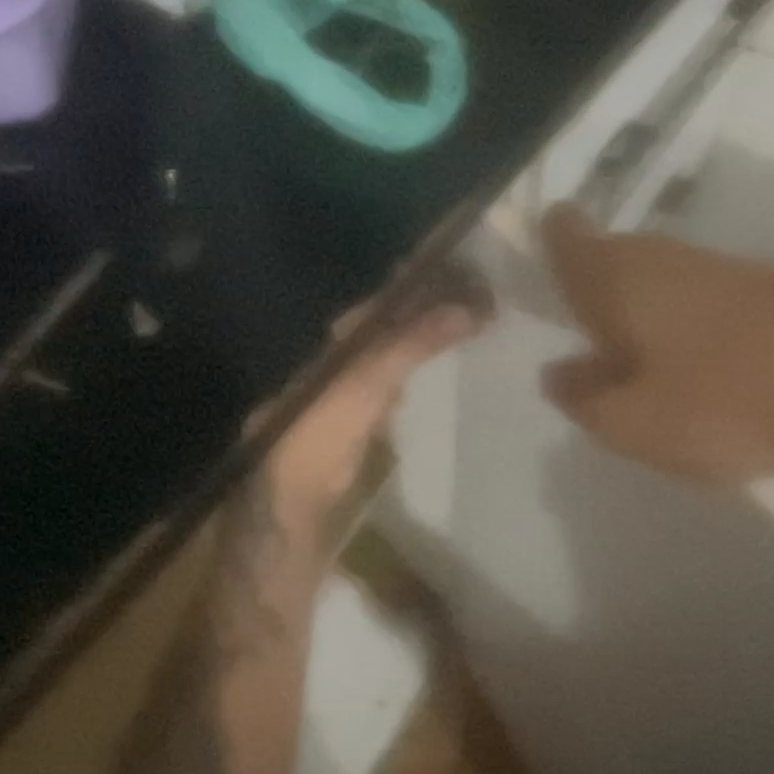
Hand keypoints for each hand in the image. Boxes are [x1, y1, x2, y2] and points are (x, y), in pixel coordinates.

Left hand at [256, 292, 485, 560]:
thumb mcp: (367, 381)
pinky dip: (411, 374)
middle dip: (431, 308)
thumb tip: (466, 308)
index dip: (427, 283)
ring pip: (393, 352)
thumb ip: (412, 343)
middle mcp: (341, 354)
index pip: (389, 297)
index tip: (470, 273)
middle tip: (481, 299)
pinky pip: (389, 385)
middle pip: (393, 322)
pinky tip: (429, 375)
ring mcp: (346, 387)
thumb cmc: (323, 431)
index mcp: (340, 336)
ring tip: (468, 326)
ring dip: (425, 339)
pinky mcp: (354, 420)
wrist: (292, 500)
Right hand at [539, 205, 773, 479]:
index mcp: (615, 276)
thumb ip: (583, 400)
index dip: (546, 245)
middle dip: (591, 300)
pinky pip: (697, 303)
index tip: (543, 277)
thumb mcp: (633, 423)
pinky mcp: (762, 287)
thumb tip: (557, 375)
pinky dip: (684, 333)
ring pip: (653, 285)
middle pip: (607, 262)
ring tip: (644, 379)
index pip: (563, 234)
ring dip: (640, 322)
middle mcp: (659, 257)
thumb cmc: (727, 396)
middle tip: (590, 358)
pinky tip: (699, 376)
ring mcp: (716, 267)